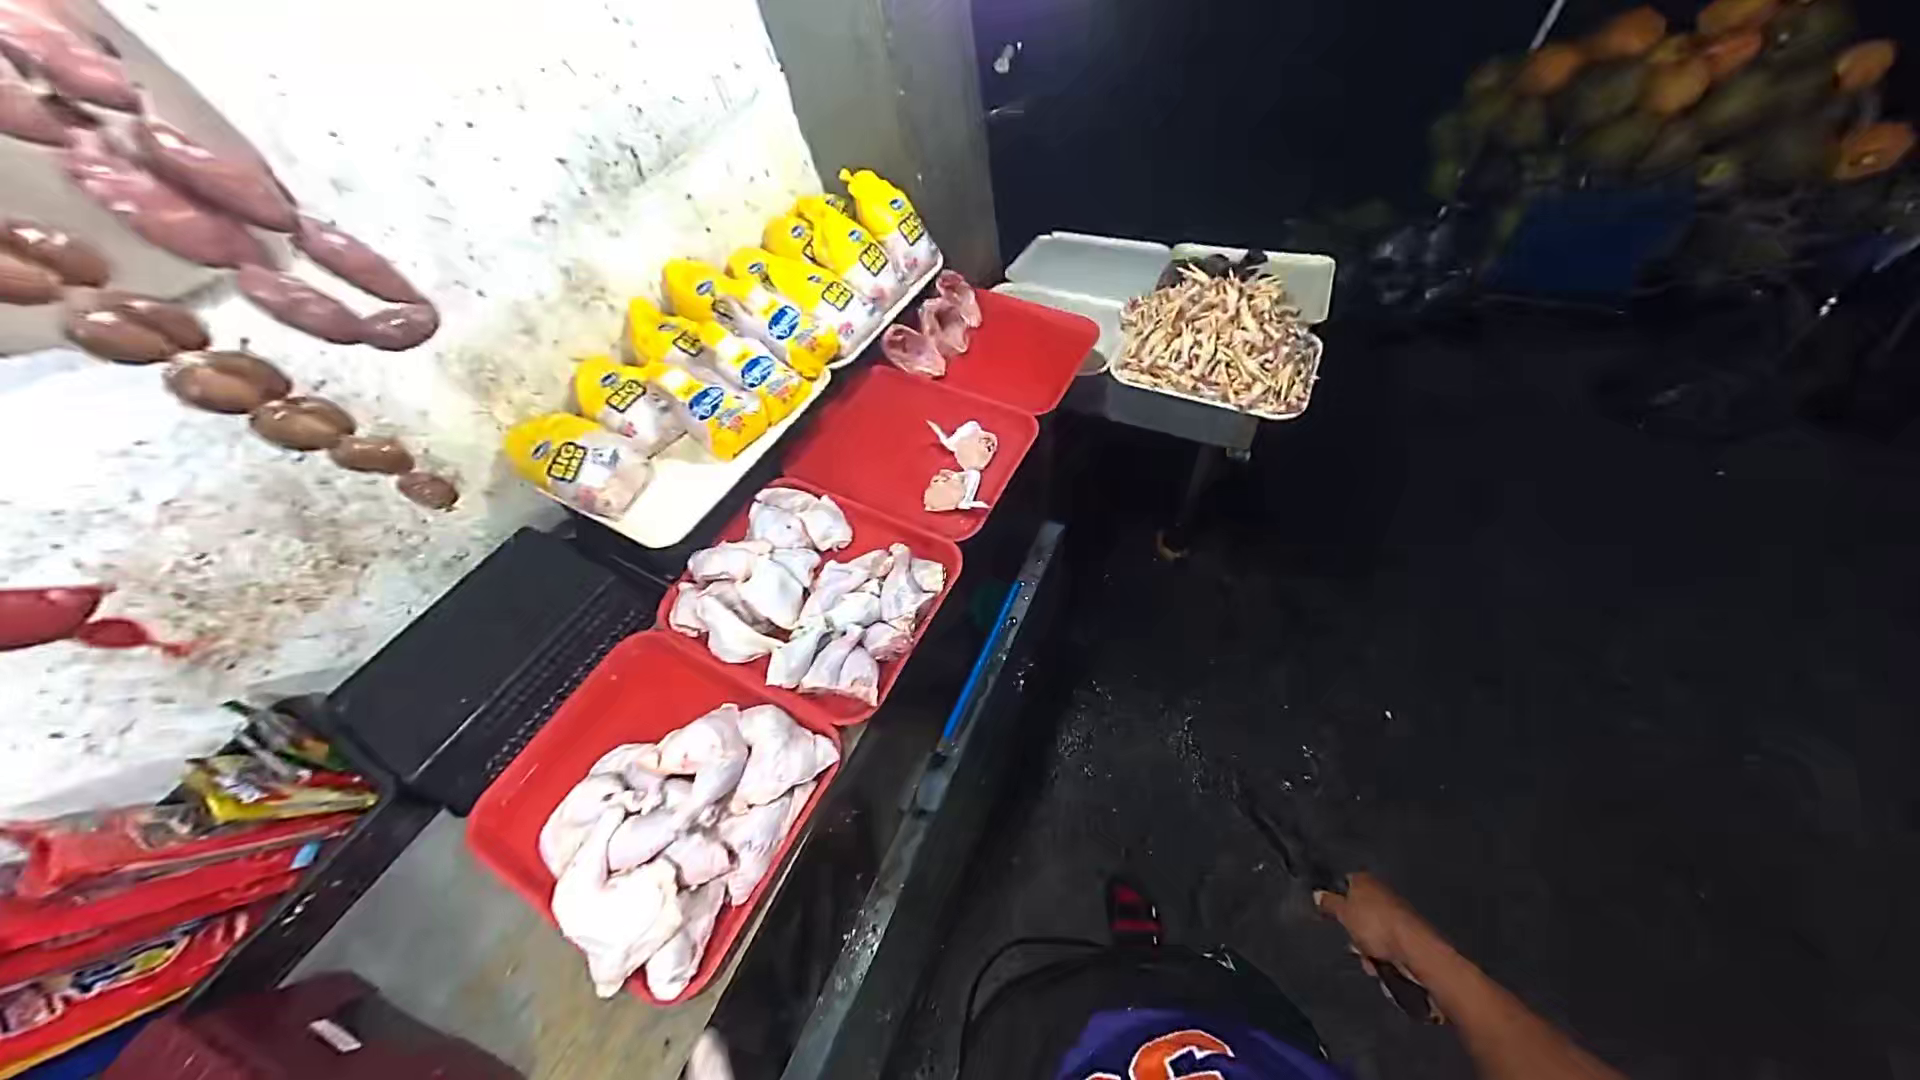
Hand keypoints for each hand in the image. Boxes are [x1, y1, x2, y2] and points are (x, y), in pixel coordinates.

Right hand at [1314, 871, 1436, 974]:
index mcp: (1365, 879)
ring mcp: (1397, 913)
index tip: (1328, 911)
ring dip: (1366, 943)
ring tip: (1366, 957)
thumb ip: (1328, 903)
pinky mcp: (1409, 934)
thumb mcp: (1343, 912)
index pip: (1343, 881)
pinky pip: (1387, 941)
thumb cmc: (1375, 924)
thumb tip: (1317, 894)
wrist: (1418, 951)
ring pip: (1372, 928)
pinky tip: (1379, 963)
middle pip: (1358, 908)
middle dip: (1352, 926)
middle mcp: (1381, 891)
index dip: (1334, 896)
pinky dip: (1382, 952)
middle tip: (1349, 938)